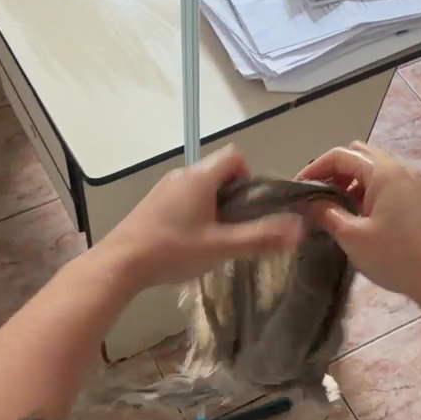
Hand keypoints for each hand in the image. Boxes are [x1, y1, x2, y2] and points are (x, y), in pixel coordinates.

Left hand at [97, 146, 304, 288]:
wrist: (120, 263)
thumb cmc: (172, 250)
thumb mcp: (221, 247)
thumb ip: (261, 238)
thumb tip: (300, 229)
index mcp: (200, 176)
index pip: (235, 156)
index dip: (249, 176)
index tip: (248, 206)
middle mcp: (182, 175)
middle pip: (218, 172)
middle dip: (233, 197)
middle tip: (235, 229)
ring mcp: (163, 189)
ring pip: (200, 188)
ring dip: (213, 208)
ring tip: (213, 240)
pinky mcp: (151, 205)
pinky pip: (183, 199)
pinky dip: (194, 214)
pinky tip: (188, 244)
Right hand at [299, 142, 420, 307]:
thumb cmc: (395, 257)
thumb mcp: (352, 236)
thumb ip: (325, 212)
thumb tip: (305, 202)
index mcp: (384, 172)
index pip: (341, 155)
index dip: (315, 168)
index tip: (298, 189)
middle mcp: (401, 168)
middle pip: (359, 155)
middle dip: (333, 171)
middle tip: (316, 196)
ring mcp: (414, 182)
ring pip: (373, 169)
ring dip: (350, 181)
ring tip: (334, 208)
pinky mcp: (419, 198)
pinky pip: (387, 182)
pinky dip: (367, 190)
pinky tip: (359, 215)